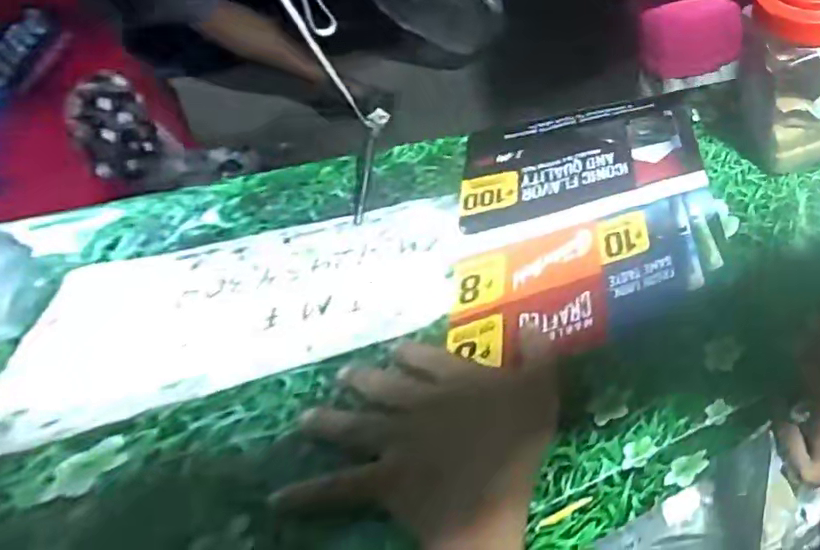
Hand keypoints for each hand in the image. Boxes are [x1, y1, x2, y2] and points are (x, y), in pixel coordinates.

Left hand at [273, 337, 558, 549]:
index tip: (395, 347)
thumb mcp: (542, 387)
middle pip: (387, 387)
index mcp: (458, 380)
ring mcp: (398, 441)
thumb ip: (537, 354)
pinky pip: (339, 487)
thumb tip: (531, 323)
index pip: (430, 359)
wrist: (486, 496)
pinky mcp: (383, 480)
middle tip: (344, 374)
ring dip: (331, 421)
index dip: (410, 352)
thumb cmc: (518, 440)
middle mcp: (422, 403)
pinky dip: (308, 492)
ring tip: (306, 417)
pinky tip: (278, 497)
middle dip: (364, 379)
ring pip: (358, 426)